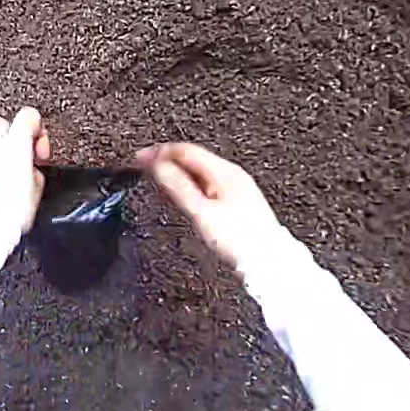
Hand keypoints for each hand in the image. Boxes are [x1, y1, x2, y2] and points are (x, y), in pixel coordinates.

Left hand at [0, 107, 51, 264]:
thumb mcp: (36, 192)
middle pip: (4, 124)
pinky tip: (0, 190)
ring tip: (15, 178)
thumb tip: (33, 172)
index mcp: (14, 145)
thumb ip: (36, 173)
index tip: (42, 150)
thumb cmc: (3, 216)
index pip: (28, 115)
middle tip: (28, 157)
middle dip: (17, 137)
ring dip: (3, 155)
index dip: (39, 129)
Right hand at [134, 142, 282, 270]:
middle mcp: (232, 176)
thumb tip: (159, 167)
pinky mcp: (236, 203)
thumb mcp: (203, 212)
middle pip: (193, 158)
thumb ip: (179, 187)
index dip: (159, 152)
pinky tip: (182, 192)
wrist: (269, 260)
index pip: (185, 150)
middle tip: (145, 164)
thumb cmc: (242, 239)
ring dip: (177, 171)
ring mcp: (236, 188)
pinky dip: (188, 183)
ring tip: (158, 175)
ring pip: (199, 171)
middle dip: (166, 159)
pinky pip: (206, 183)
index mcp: (225, 172)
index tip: (140, 157)